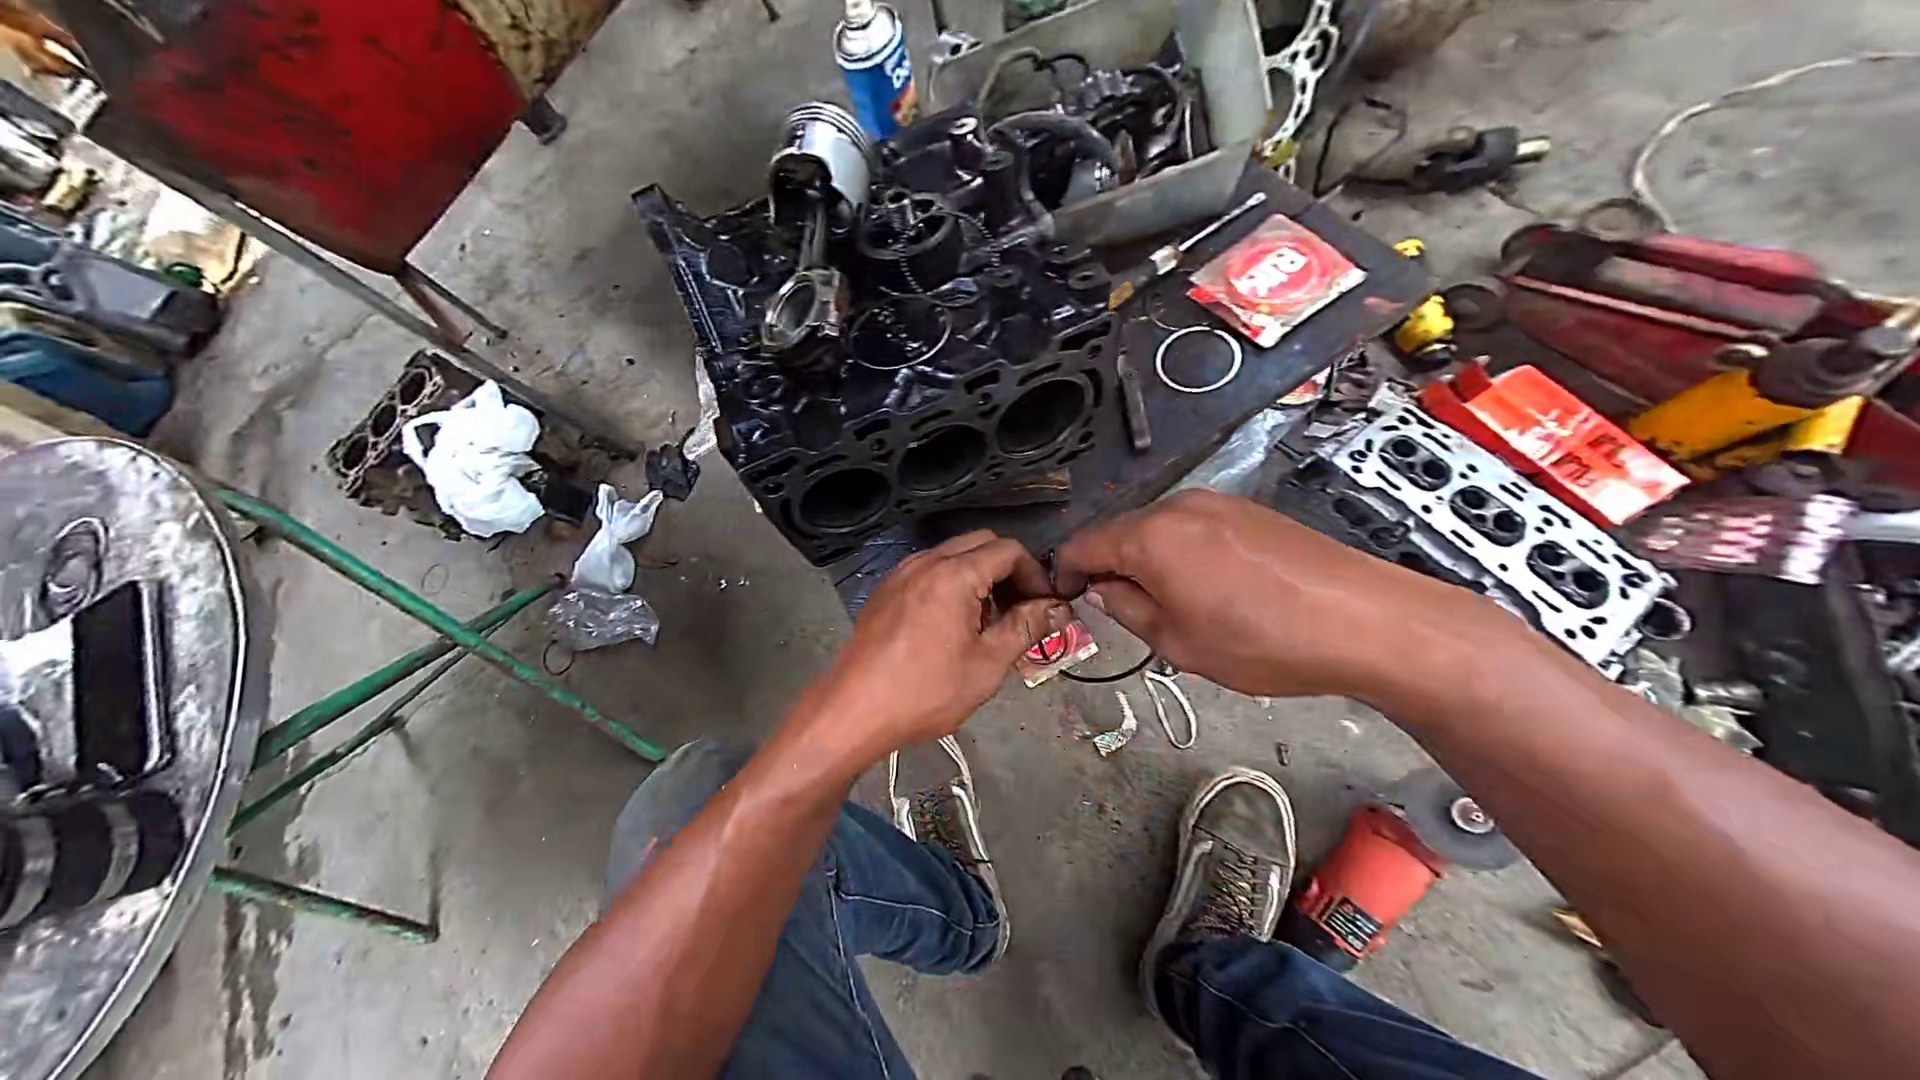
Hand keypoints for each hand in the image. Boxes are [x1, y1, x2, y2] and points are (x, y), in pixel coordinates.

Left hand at [796, 531, 1069, 762]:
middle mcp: (925, 562)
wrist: (853, 711)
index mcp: (953, 574)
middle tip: (1021, 611)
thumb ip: (1025, 628)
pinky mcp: (885, 590)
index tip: (1044, 606)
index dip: (1036, 574)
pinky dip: (952, 584)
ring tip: (989, 623)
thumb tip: (1057, 608)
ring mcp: (901, 574)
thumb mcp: (986, 664)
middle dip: (1009, 571)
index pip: (1009, 550)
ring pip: (954, 556)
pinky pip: (929, 571)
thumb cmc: (924, 691)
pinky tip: (954, 626)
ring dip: (981, 577)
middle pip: (982, 544)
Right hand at [1054, 490, 1508, 702]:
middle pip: (1119, 532)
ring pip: (1157, 528)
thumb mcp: (1176, 642)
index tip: (1068, 598)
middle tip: (1122, 610)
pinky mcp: (1248, 509)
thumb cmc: (1261, 640)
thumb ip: (1125, 610)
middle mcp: (1178, 506)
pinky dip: (1182, 552)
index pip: (1082, 544)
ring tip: (1171, 603)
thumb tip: (1104, 589)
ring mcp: (1217, 502)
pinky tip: (1210, 586)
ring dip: (1147, 560)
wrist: (1363, 619)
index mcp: (1149, 536)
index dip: (1066, 573)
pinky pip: (1193, 526)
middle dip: (1109, 567)